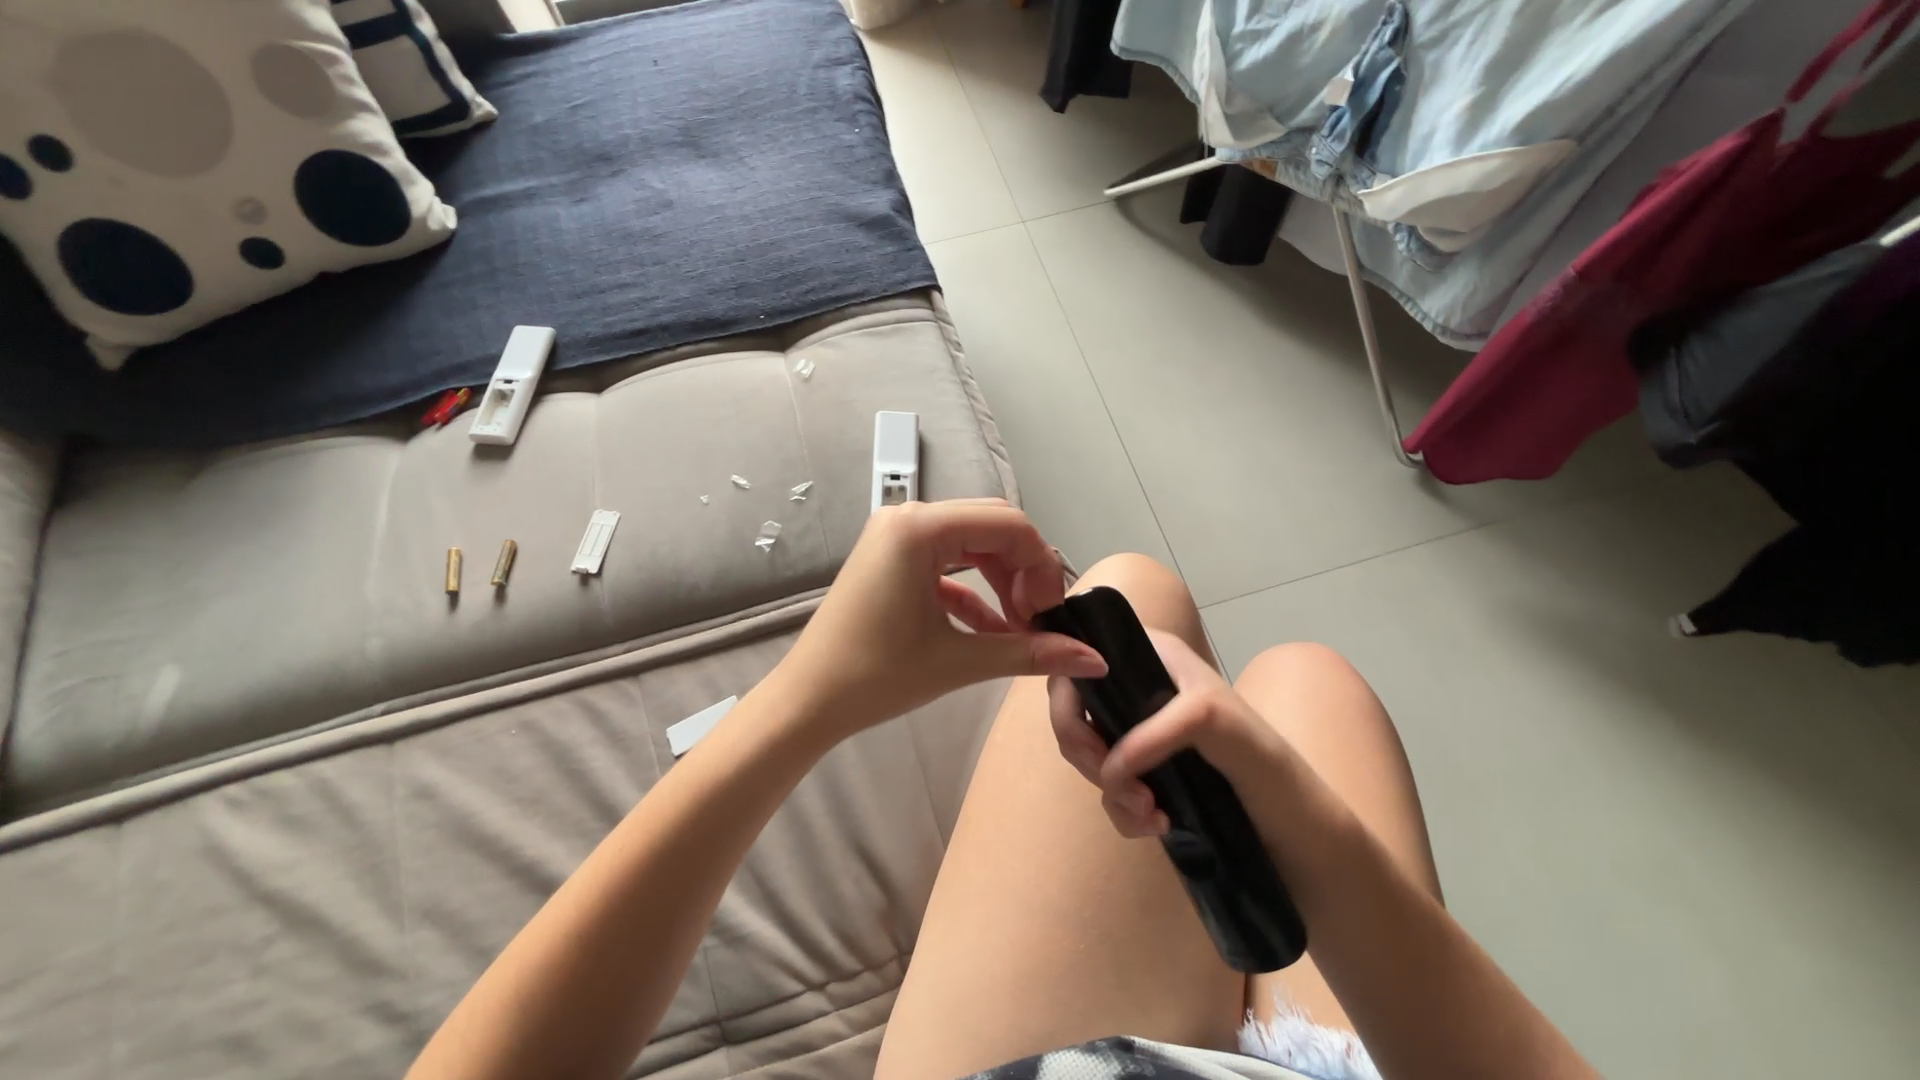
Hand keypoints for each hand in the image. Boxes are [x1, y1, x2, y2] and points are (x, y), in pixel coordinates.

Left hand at [769, 498, 1106, 744]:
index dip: (1042, 566)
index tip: (1051, 615)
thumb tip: (1094, 661)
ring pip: (974, 544)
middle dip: (1025, 571)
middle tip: (1040, 620)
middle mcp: (907, 518)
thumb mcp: (958, 661)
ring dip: (1005, 582)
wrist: (807, 702)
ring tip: (1023, 628)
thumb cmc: (874, 677)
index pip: (1008, 524)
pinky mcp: (892, 561)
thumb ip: (1030, 652)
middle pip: (993, 527)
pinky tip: (995, 631)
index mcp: (919, 528)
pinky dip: (976, 592)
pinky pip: (949, 564)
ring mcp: (896, 538)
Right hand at [1049, 628, 1289, 838]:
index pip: (1087, 652)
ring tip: (1151, 814)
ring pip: (1088, 754)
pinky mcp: (1145, 778)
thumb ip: (1159, 728)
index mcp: (1157, 657)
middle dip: (1083, 750)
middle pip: (1074, 707)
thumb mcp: (1217, 724)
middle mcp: (1143, 689)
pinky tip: (1159, 826)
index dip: (1070, 688)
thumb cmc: (1270, 766)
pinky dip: (1123, 812)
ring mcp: (1141, 735)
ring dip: (1110, 791)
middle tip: (1109, 781)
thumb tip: (1108, 765)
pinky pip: (1108, 791)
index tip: (1086, 733)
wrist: (1300, 837)